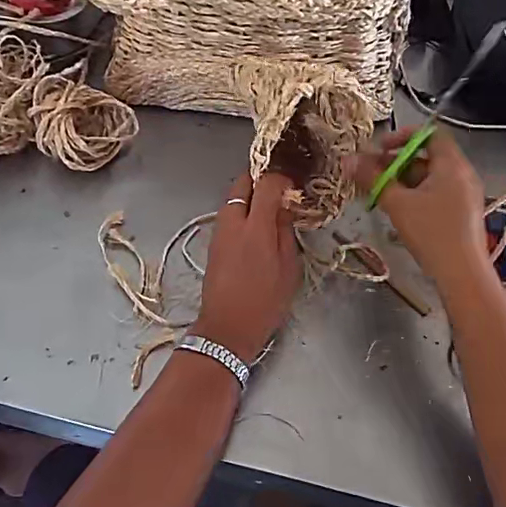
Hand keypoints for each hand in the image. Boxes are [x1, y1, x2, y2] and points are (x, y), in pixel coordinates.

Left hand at [193, 172, 300, 363]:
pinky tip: (255, 224)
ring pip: (232, 198)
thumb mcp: (288, 267)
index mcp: (256, 227)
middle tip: (279, 190)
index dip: (282, 179)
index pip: (267, 184)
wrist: (227, 327)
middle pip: (242, 183)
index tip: (293, 186)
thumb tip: (285, 206)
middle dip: (260, 179)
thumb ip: (286, 231)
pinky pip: (227, 214)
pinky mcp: (212, 242)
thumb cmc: (264, 301)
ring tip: (268, 208)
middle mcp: (232, 222)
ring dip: (248, 195)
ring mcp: (219, 231)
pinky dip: (241, 210)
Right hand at [350, 128, 488, 282]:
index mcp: (452, 165)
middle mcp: (463, 175)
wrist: (462, 274)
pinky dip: (415, 195)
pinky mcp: (462, 214)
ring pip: (429, 178)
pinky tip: (397, 210)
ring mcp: (465, 195)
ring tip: (379, 194)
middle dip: (396, 163)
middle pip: (427, 157)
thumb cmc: (431, 232)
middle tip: (371, 174)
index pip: (430, 134)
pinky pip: (436, 193)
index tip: (380, 149)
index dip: (404, 136)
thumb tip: (348, 160)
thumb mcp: (397, 203)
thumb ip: (373, 179)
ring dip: (402, 181)